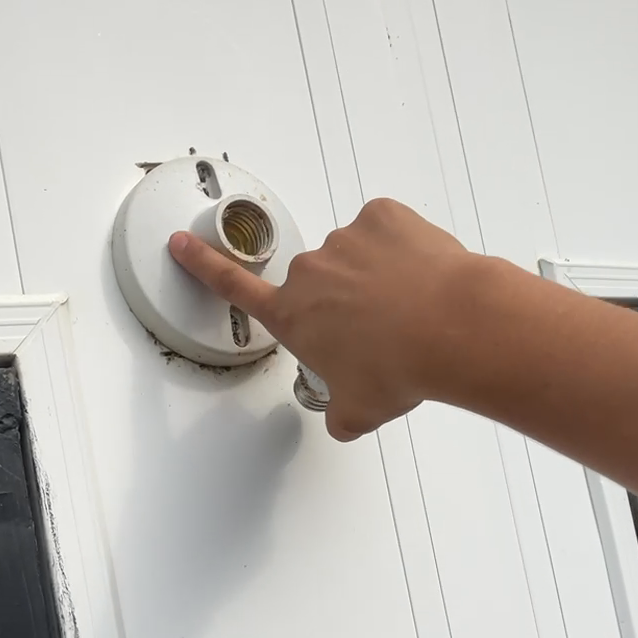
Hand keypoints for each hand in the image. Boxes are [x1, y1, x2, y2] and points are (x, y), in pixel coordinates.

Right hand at [168, 198, 501, 440]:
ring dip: (372, 278)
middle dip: (340, 305)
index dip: (203, 265)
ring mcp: (345, 240)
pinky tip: (417, 277)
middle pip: (316, 288)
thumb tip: (341, 420)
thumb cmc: (402, 368)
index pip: (234, 288)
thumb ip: (338, 415)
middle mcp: (310, 274)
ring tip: (406, 308)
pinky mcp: (383, 216)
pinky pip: (383, 232)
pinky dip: (398, 249)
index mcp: (293, 318)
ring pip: (353, 259)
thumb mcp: (359, 411)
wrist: (455, 328)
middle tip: (377, 332)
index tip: (182, 243)